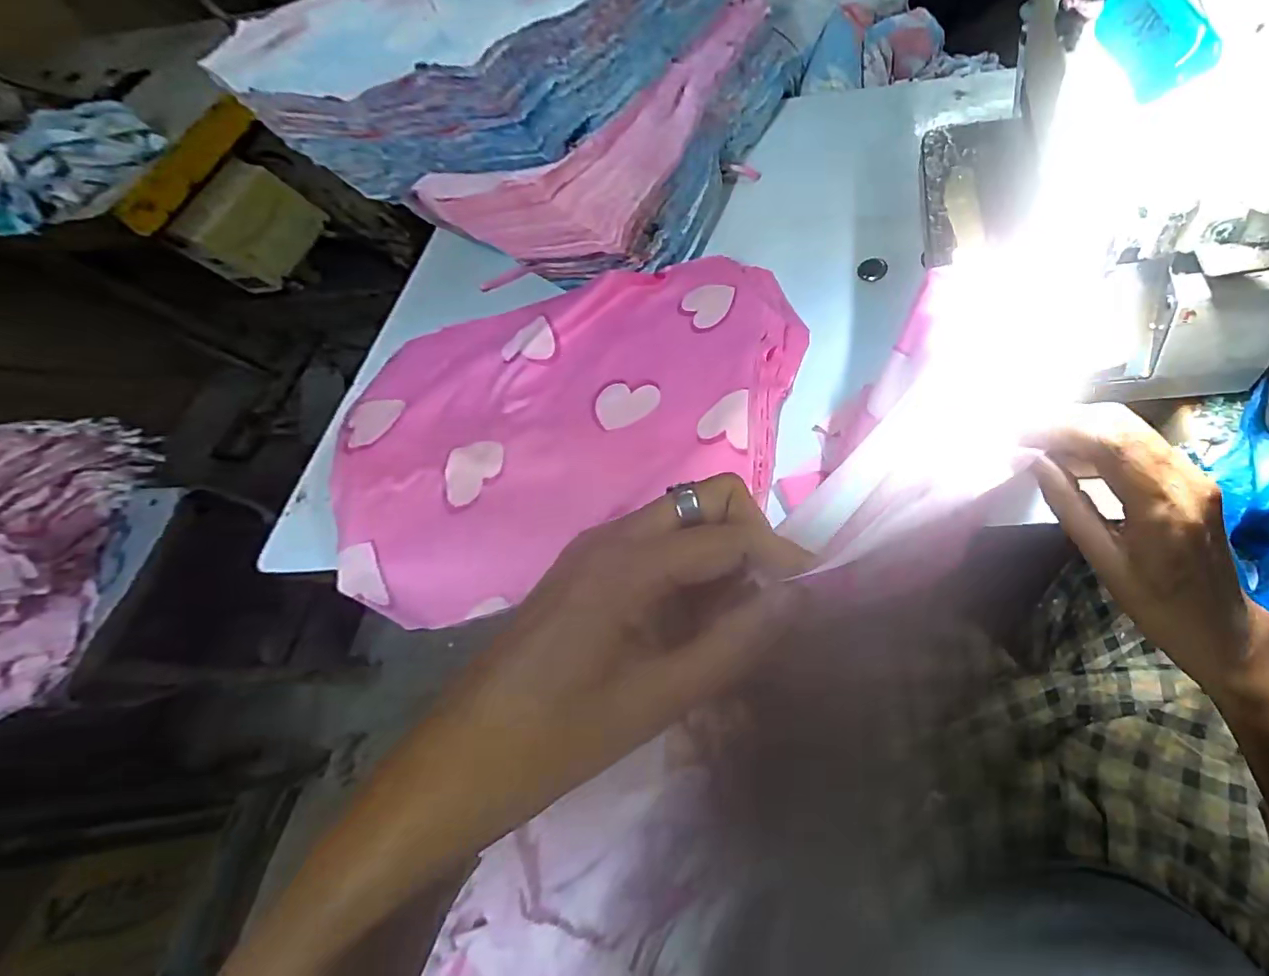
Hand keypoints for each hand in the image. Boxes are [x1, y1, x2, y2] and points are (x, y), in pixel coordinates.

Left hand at [417, 473, 813, 831]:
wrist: (455, 767)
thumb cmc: (557, 740)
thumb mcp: (659, 699)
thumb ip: (735, 643)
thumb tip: (797, 598)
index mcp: (628, 563)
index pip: (730, 534)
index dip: (781, 556)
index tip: (813, 592)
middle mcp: (614, 537)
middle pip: (707, 500)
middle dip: (751, 537)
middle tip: (767, 599)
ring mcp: (597, 550)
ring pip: (685, 521)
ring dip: (723, 556)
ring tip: (735, 623)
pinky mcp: (588, 571)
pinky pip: (659, 547)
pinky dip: (693, 571)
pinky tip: (695, 626)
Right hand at [1026, 404, 1268, 693]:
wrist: (1224, 629)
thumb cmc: (1160, 608)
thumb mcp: (1106, 564)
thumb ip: (1070, 507)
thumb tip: (1034, 463)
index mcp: (1161, 505)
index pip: (1108, 442)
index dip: (1059, 429)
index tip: (1021, 435)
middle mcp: (1184, 477)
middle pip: (1121, 423)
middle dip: (1069, 420)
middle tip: (1027, 432)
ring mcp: (1194, 472)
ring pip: (1133, 427)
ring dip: (1085, 426)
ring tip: (1043, 441)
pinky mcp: (1194, 475)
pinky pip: (1144, 442)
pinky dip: (1106, 439)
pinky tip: (1078, 454)